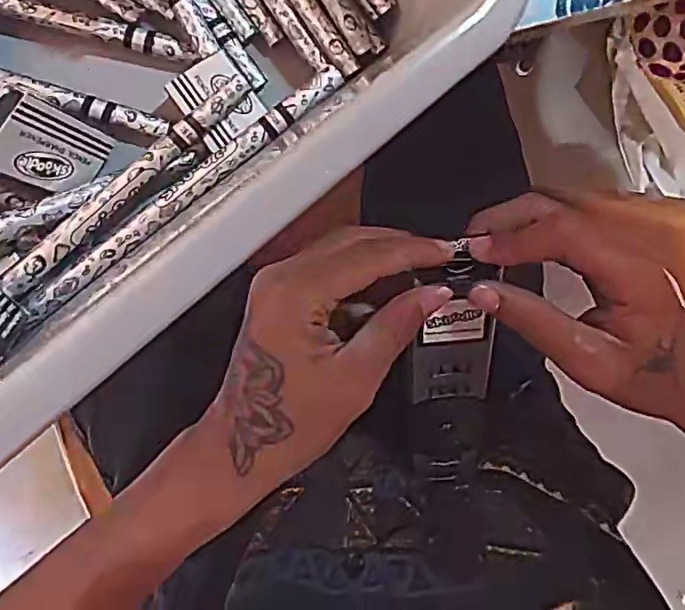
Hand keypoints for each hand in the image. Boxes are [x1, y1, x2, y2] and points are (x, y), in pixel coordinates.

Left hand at [192, 226, 456, 500]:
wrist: (243, 444)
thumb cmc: (288, 423)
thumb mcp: (356, 377)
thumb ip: (397, 325)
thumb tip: (430, 295)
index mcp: (294, 292)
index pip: (366, 255)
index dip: (412, 251)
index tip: (442, 252)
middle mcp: (279, 277)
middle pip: (351, 240)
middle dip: (398, 245)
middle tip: (436, 256)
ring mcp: (275, 281)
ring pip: (339, 247)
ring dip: (379, 254)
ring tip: (417, 270)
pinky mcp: (278, 291)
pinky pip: (325, 264)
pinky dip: (358, 269)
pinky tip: (383, 284)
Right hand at [464, 190, 684, 441]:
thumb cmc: (663, 378)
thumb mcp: (592, 363)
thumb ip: (533, 321)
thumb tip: (486, 294)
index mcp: (635, 269)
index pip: (560, 230)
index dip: (512, 237)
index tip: (479, 250)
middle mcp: (641, 237)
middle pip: (559, 200)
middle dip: (507, 216)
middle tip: (476, 240)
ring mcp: (642, 228)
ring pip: (567, 196)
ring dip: (524, 212)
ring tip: (494, 237)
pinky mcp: (637, 228)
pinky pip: (579, 204)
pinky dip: (544, 214)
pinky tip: (527, 232)